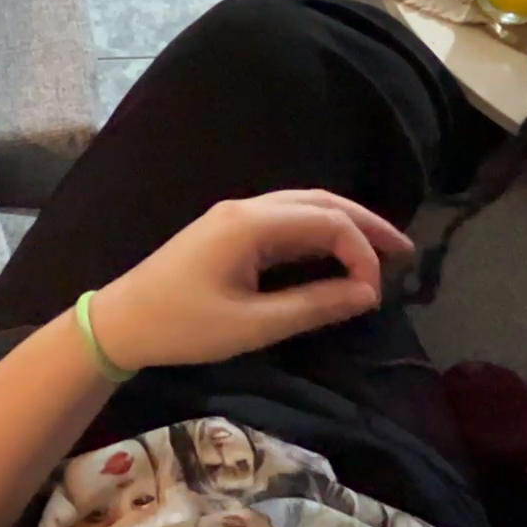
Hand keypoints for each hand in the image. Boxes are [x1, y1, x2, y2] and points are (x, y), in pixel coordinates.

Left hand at [87, 190, 412, 370]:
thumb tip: (367, 293)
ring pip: (299, 207)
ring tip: (378, 250)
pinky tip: (331, 252)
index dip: (360, 252)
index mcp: (250, 223)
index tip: (373, 296)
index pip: (326, 220)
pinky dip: (313, 233)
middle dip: (363, 222)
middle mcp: (245, 209)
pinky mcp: (226, 231)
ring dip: (340, 224)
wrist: (122, 320)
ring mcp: (232, 217)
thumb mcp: (253, 325)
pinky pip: (281, 221)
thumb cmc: (183, 325)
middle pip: (317, 201)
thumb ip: (313, 306)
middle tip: (403, 250)